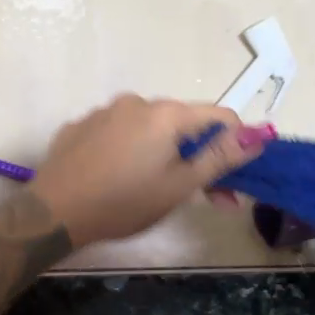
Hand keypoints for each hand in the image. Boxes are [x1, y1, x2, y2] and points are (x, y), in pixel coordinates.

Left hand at [28, 94, 268, 248]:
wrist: (54, 212)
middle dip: (196, 155)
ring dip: (160, 153)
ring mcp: (102, 112)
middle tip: (201, 194)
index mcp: (165, 114)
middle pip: (181, 123)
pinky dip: (127, 152)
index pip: (219, 116)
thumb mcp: (179, 186)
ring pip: (146, 129)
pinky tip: (117, 180)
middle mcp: (135, 102)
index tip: (232, 175)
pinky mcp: (78, 128)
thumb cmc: (124, 202)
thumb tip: (259, 134)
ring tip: (152, 190)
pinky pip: (115, 135)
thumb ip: (220, 158)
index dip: (234, 143)